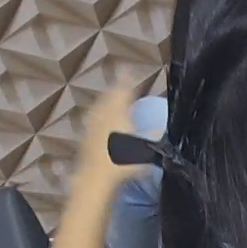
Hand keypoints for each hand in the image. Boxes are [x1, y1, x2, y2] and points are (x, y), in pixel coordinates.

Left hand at [75, 71, 142, 190]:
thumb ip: (152, 136)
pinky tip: (102, 124)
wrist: (96, 178)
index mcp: (117, 111)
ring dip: (106, 104)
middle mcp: (102, 113)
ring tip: (111, 104)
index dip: (126, 80)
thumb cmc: (122, 162)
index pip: (122, 90)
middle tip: (120, 86)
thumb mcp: (144, 150)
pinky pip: (94, 121)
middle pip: (108, 97)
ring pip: (99, 108)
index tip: (127, 69)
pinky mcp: (85, 137)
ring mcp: (91, 124)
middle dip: (114, 91)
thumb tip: (161, 126)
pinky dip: (99, 118)